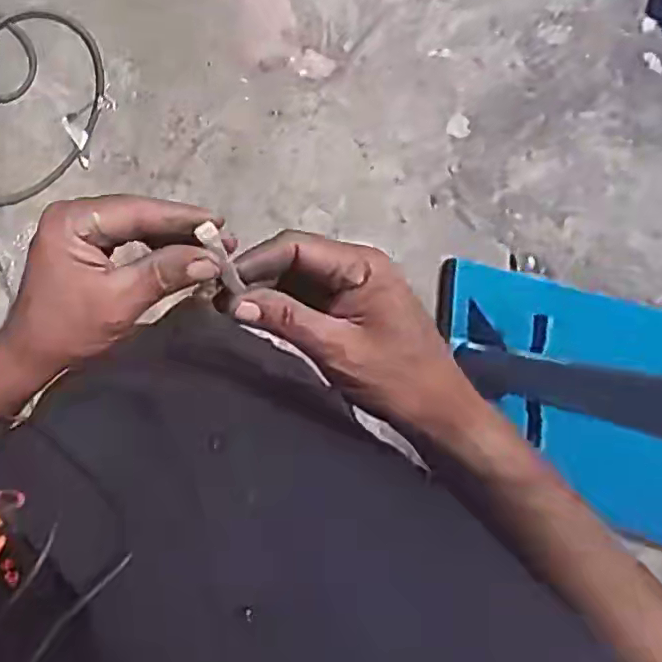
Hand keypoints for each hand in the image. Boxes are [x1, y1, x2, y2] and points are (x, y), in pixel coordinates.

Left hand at [0, 195, 227, 385]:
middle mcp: (72, 214)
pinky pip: (124, 237)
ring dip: (169, 236)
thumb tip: (210, 259)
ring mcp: (75, 227)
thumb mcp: (120, 302)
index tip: (219, 222)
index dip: (180, 217)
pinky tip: (179, 252)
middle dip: (178, 226)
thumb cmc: (68, 331)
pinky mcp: (81, 243)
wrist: (29, 358)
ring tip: (208, 244)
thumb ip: (164, 273)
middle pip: (135, 213)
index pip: (136, 211)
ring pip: (132, 224)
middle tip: (221, 235)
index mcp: (72, 219)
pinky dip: (152, 246)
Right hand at [230, 231, 482, 425]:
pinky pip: (303, 294)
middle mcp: (354, 264)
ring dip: (265, 290)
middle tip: (221, 297)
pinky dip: (279, 304)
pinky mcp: (344, 304)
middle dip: (257, 275)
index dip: (256, 260)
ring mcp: (349, 284)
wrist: (441, 416)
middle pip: (293, 257)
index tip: (224, 282)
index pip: (297, 246)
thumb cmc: (397, 379)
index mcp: (361, 264)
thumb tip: (234, 301)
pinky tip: (257, 315)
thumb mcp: (338, 349)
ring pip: (294, 275)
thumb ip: (286, 319)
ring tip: (231, 308)